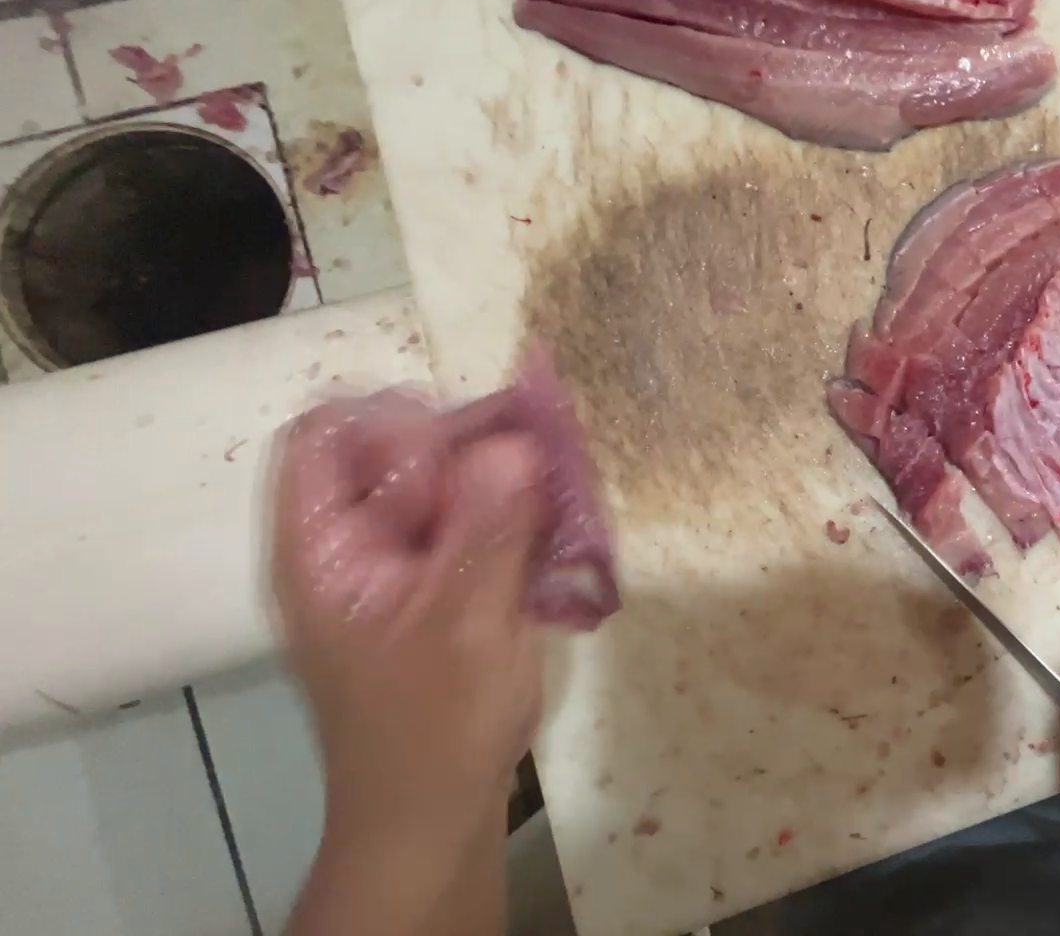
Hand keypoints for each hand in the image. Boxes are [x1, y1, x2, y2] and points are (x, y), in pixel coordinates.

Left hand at [272, 392, 550, 934]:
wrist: (440, 803)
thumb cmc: (432, 724)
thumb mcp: (462, 625)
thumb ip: (489, 531)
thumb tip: (517, 441)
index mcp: (327, 548)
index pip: (325, 440)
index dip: (392, 419)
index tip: (474, 435)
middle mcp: (363, 540)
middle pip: (403, 452)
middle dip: (477, 441)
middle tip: (549, 446)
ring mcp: (412, 559)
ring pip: (456, 482)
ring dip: (514, 474)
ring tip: (570, 479)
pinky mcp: (455, 577)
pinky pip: (489, 517)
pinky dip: (528, 508)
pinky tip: (570, 518)